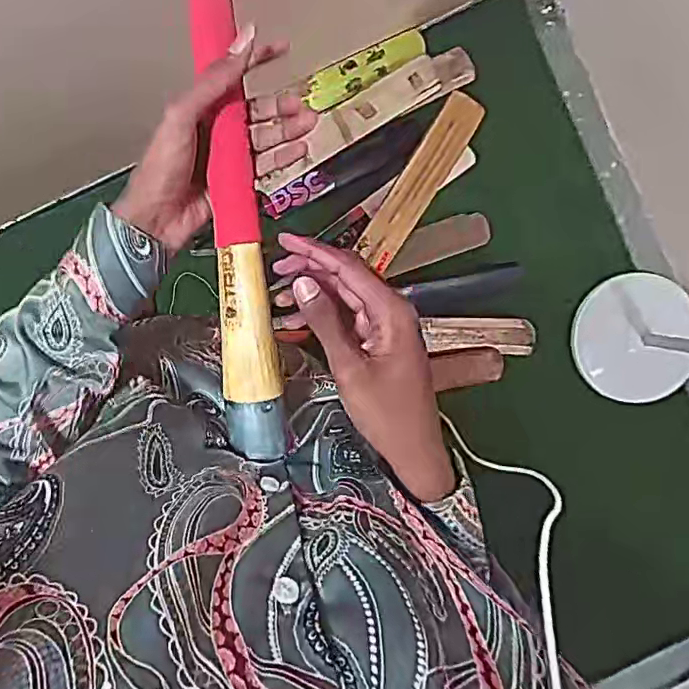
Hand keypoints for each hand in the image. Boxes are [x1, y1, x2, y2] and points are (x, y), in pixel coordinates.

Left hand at [112, 25, 317, 251]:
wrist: (155, 220)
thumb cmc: (158, 171)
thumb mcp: (182, 116)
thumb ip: (213, 81)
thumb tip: (240, 43)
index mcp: (199, 110)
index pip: (232, 78)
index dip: (255, 61)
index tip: (280, 49)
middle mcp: (214, 131)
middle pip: (255, 111)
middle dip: (280, 106)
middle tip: (300, 104)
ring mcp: (226, 157)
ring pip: (264, 138)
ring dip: (286, 130)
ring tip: (306, 125)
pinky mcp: (235, 181)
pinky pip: (264, 166)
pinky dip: (282, 158)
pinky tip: (295, 151)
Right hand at [272, 232, 455, 502]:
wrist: (412, 447)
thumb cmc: (387, 413)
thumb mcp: (349, 366)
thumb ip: (325, 321)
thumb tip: (302, 283)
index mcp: (390, 311)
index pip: (348, 267)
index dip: (314, 250)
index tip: (286, 240)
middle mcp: (390, 310)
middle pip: (346, 276)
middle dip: (309, 268)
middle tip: (276, 268)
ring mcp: (384, 324)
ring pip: (343, 294)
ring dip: (312, 291)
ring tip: (279, 295)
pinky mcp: (377, 338)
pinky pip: (346, 316)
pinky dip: (321, 314)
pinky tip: (296, 318)